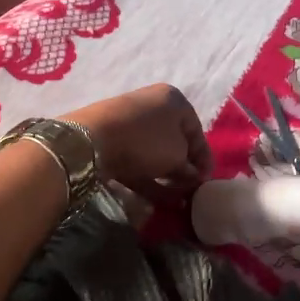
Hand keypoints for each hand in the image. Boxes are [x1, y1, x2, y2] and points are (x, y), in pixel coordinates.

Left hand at [62, 83, 211, 205]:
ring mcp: (131, 123)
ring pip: (156, 153)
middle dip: (184, 168)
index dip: (204, 158)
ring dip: (167, 177)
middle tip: (190, 190)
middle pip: (176, 141)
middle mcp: (153, 106)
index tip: (207, 181)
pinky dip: (148, 178)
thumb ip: (189, 168)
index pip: (197, 130)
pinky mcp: (113, 141)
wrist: (92, 140)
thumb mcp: (177, 156)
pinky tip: (157, 199)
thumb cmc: (146, 140)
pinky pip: (138, 160)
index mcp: (174, 100)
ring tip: (176, 200)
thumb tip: (193, 177)